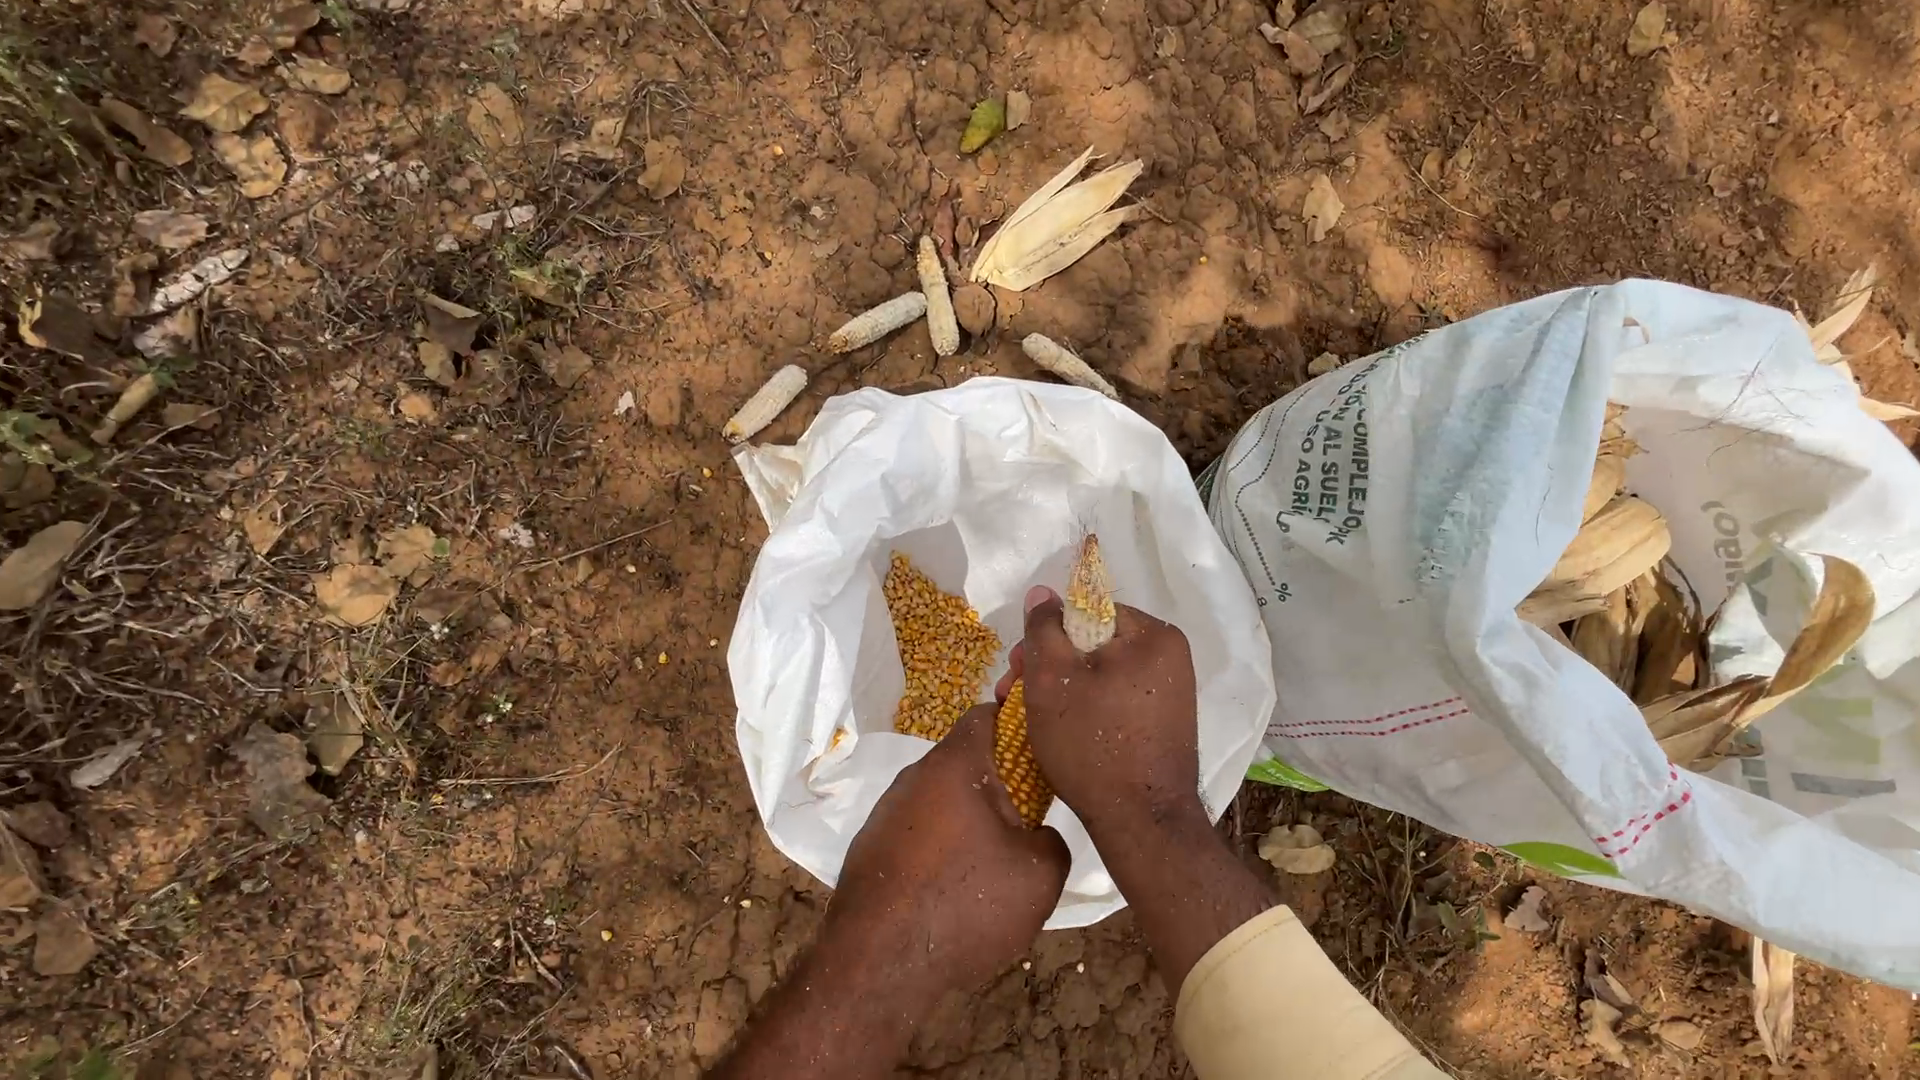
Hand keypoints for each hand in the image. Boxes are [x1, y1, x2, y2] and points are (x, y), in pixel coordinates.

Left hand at [822, 703, 1069, 1002]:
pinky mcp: (871, 847)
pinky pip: (919, 833)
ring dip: (969, 823)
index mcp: (954, 765)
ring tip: (990, 871)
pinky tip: (951, 894)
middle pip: (966, 762)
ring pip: (942, 801)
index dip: (1018, 726)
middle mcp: (914, 777)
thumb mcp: (1040, 875)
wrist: (876, 966)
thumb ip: (1053, 837)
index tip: (1040, 756)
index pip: (987, 714)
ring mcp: (887, 812)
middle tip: (1025, 827)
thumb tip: (1037, 833)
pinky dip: (940, 850)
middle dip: (999, 787)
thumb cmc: (963, 905)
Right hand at [1001, 587, 1204, 837]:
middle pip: (1093, 644)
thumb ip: (1043, 627)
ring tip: (1029, 716)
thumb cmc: (1092, 744)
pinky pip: (1115, 699)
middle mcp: (1170, 658)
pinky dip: (1086, 708)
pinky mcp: (1163, 723)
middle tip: (1014, 692)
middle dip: (1049, 665)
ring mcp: (1170, 693)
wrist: (1142, 824)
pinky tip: (1061, 730)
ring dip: (1062, 689)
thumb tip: (1042, 592)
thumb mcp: (1051, 678)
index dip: (1048, 635)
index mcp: (1154, 635)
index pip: (1088, 611)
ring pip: (1100, 674)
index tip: (1019, 665)